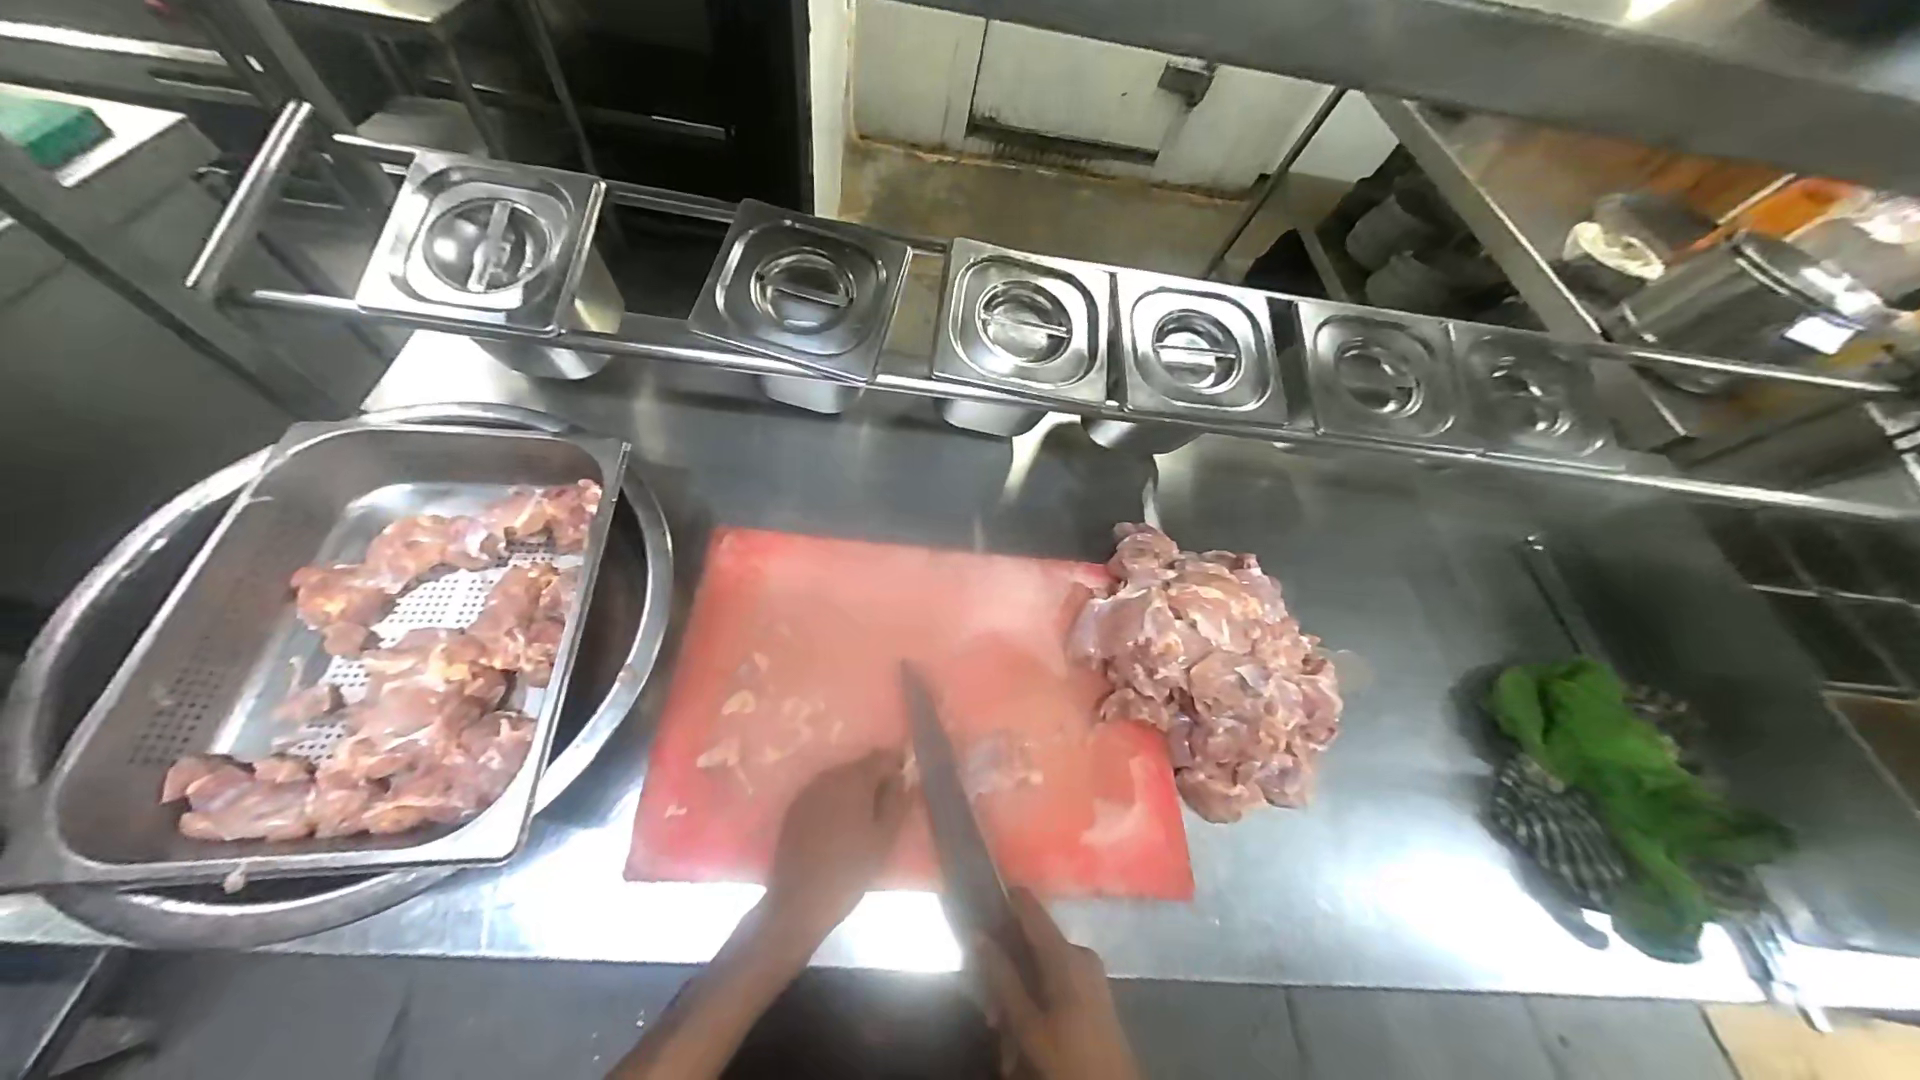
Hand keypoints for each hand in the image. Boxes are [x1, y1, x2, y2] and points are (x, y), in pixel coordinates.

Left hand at [765, 748, 908, 943]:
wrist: (801, 902)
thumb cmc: (851, 870)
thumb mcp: (884, 838)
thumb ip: (898, 801)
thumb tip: (905, 777)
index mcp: (854, 779)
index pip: (881, 757)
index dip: (896, 765)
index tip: (904, 783)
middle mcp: (828, 777)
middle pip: (859, 766)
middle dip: (875, 778)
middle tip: (887, 805)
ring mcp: (808, 791)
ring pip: (839, 778)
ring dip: (854, 789)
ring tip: (864, 817)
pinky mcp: (794, 808)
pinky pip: (822, 792)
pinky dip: (835, 799)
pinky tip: (839, 824)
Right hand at [976, 888, 1139, 1079]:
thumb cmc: (1070, 1059)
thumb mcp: (1027, 1024)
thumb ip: (1002, 977)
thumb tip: (978, 935)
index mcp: (1065, 954)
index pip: (1029, 907)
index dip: (1004, 901)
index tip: (979, 910)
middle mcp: (1079, 953)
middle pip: (1031, 944)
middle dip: (1005, 973)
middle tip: (989, 1011)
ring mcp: (1089, 972)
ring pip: (1041, 968)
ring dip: (1018, 997)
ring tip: (1004, 1039)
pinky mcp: (1093, 991)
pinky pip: (1056, 981)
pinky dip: (1036, 1002)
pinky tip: (1023, 1038)